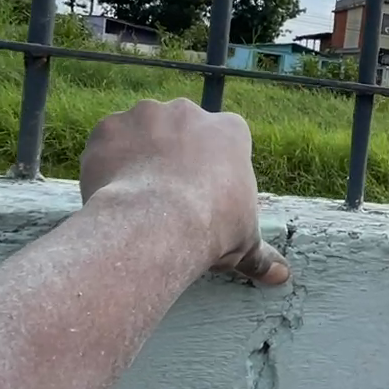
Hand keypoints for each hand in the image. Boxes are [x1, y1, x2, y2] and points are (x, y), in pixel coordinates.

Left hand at [78, 98, 289, 284]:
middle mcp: (189, 112)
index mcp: (231, 131)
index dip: (213, 164)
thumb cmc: (211, 228)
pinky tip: (112, 190)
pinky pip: (107, 140)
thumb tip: (281, 276)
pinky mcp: (109, 127)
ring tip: (139, 195)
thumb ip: (260, 255)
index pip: (225, 137)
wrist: (154, 225)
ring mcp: (147, 115)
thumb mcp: (244, 242)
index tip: (206, 191)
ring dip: (140, 153)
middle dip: (175, 154)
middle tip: (170, 195)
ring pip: (142, 130)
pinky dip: (107, 160)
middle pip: (182, 128)